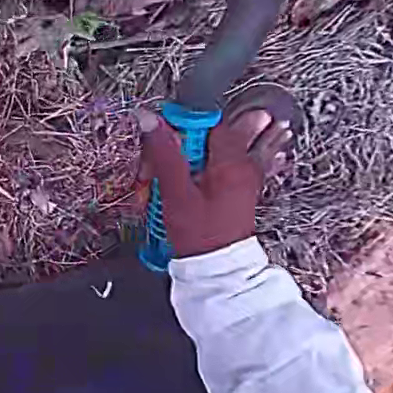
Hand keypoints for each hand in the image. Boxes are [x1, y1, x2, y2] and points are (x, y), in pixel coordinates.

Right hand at [138, 107, 292, 259]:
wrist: (218, 273)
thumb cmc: (201, 237)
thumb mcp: (177, 193)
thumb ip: (164, 154)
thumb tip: (149, 120)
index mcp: (232, 161)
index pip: (207, 121)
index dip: (180, 127)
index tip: (161, 141)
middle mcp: (242, 165)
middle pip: (205, 137)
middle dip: (177, 149)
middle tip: (156, 168)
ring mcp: (240, 178)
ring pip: (205, 154)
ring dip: (181, 164)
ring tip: (162, 183)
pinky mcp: (233, 190)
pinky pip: (210, 169)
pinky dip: (191, 175)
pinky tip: (175, 186)